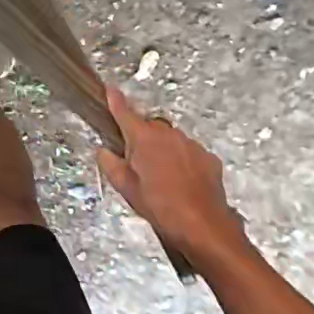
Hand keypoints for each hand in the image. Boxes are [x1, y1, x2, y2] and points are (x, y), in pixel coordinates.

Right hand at [97, 85, 247, 265]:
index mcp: (143, 138)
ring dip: (161, 149)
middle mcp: (168, 134)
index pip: (125, 112)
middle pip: (149, 127)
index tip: (110, 88)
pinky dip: (181, 160)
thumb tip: (104, 150)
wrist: (203, 225)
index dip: (115, 100)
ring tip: (160, 176)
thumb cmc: (158, 205)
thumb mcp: (125, 187)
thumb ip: (110, 163)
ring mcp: (191, 144)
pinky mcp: (209, 157)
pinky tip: (180, 181)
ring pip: (169, 139)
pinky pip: (188, 152)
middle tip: (135, 162)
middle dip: (140, 137)